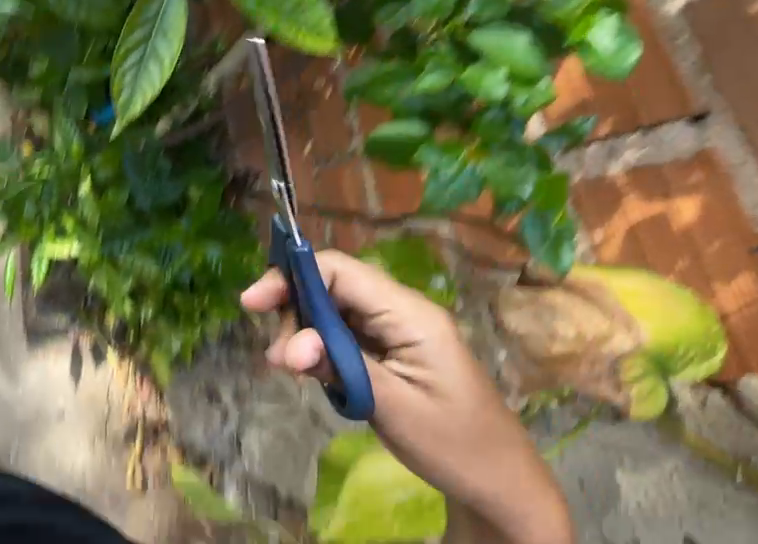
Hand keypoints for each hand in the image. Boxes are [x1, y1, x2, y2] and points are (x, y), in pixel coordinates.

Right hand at [242, 251, 572, 543]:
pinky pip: (345, 331)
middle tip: (277, 356)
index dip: (291, 276)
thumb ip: (336, 366)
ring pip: (333, 308)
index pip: (338, 270)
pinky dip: (321, 347)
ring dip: (304, 333)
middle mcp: (401, 310)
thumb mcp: (390, 406)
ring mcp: (397, 328)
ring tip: (290, 369)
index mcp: (409, 313)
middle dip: (294, 311)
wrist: (503, 487)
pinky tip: (312, 371)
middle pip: (330, 285)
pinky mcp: (392, 348)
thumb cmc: (453, 445)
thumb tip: (284, 347)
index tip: (254, 302)